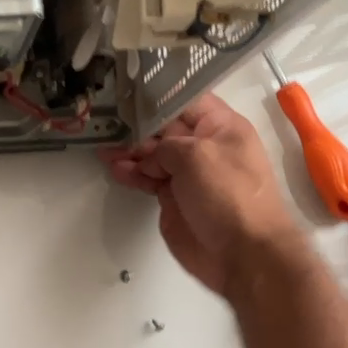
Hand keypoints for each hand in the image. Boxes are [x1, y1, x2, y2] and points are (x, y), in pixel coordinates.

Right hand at [100, 92, 301, 296]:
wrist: (242, 253)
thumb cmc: (229, 196)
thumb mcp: (196, 156)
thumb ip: (166, 146)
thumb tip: (149, 153)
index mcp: (221, 128)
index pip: (186, 101)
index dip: (158, 97)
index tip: (128, 94)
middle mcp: (205, 148)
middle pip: (165, 129)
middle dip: (138, 127)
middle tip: (108, 125)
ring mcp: (189, 175)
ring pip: (154, 156)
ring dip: (130, 152)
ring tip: (106, 151)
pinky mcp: (174, 199)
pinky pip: (149, 180)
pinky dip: (133, 174)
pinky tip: (116, 170)